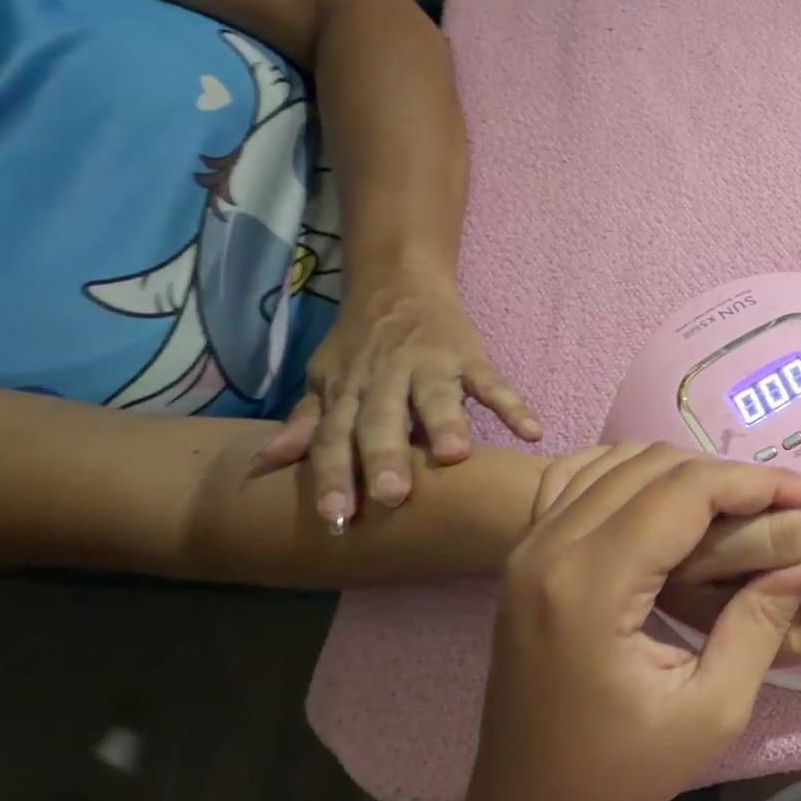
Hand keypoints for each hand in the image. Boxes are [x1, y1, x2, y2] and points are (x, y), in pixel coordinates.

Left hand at [257, 271, 541, 529]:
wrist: (399, 283)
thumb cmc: (363, 342)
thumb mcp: (328, 378)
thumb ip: (308, 420)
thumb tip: (269, 462)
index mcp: (348, 390)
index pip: (334, 438)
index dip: (333, 477)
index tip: (335, 518)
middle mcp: (385, 378)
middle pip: (382, 421)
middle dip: (386, 456)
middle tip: (392, 496)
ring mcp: (431, 365)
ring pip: (436, 397)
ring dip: (446, 424)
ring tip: (454, 457)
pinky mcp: (471, 357)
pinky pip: (493, 384)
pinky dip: (513, 405)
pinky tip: (531, 431)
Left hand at [476, 445, 800, 800]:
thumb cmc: (623, 773)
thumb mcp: (714, 708)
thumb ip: (764, 619)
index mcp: (590, 587)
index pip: (687, 490)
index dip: (763, 482)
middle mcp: (548, 549)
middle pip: (657, 465)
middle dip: (737, 476)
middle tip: (798, 504)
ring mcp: (527, 547)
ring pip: (621, 461)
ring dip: (692, 472)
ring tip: (748, 506)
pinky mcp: (524, 556)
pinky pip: (581, 478)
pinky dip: (637, 473)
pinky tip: (674, 502)